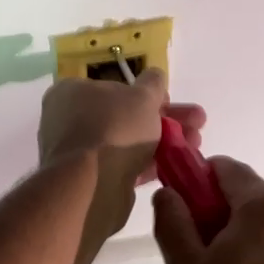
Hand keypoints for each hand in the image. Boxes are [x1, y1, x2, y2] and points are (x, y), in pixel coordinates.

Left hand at [36, 69, 206, 187]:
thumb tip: (154, 77)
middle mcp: (67, 121)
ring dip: (161, 143)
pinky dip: (145, 165)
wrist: (90, 186)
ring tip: (195, 145)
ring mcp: (76, 153)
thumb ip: (153, 84)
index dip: (146, 94)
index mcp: (71, 92)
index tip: (170, 102)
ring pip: (125, 143)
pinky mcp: (86, 180)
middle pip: (123, 116)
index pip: (113, 87)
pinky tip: (173, 167)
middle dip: (163, 120)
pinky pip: (120, 167)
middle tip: (197, 123)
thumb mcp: (142, 96)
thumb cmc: (114, 129)